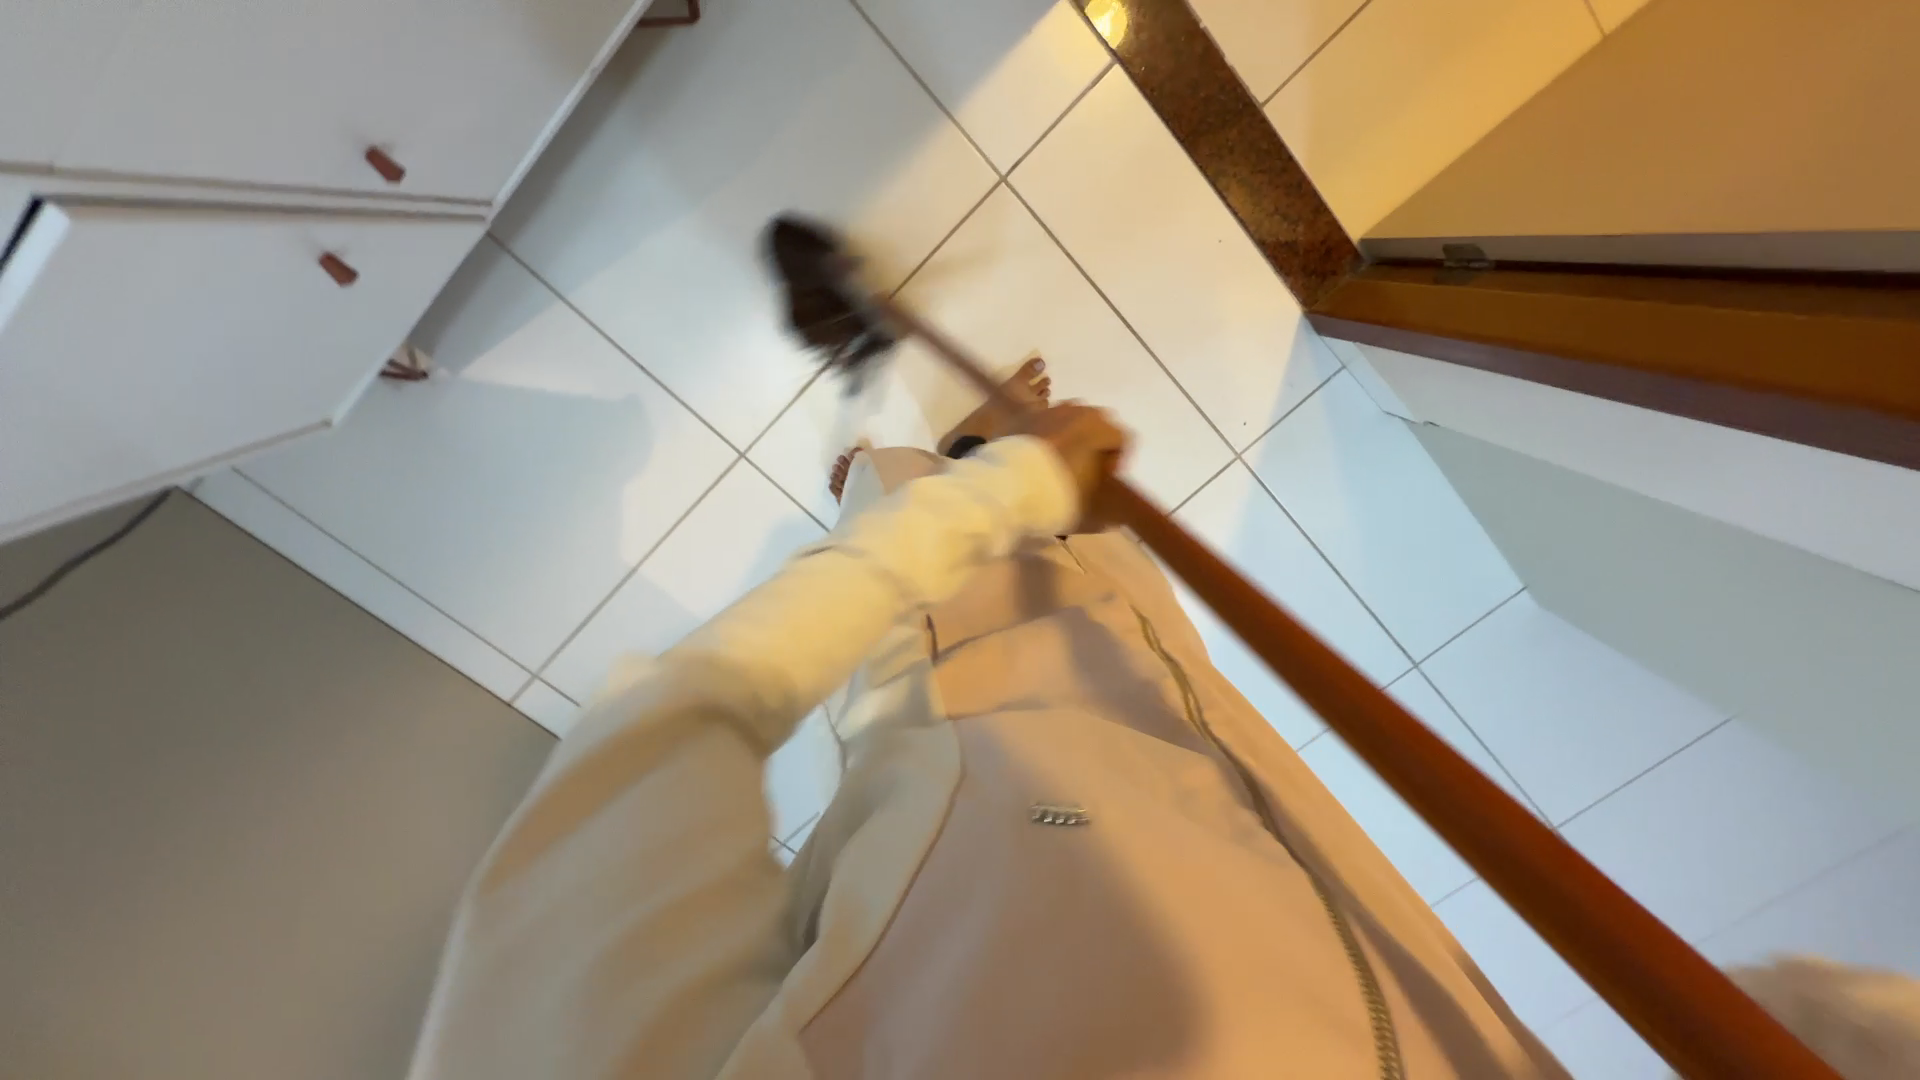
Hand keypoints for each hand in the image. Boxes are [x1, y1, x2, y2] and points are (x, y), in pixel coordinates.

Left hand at [1013, 403, 1129, 531]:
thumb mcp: (1091, 508)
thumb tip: (1114, 515)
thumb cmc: (1057, 495)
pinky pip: (1042, 425)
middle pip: (1095, 424)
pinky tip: (1036, 460)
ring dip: (1070, 438)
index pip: (1122, 438)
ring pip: (1067, 421)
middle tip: (1086, 471)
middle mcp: (1074, 410)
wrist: (1005, 488)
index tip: (1107, 480)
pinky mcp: (1021, 418)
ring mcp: (1045, 411)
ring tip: (1058, 465)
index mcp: (1098, 425)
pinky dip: (1044, 438)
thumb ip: (1109, 505)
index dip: (1118, 461)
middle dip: (1095, 444)